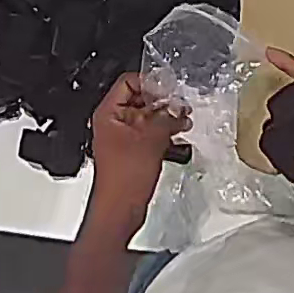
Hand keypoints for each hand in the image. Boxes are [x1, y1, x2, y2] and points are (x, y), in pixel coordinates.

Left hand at [86, 73, 189, 234]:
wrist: (120, 210)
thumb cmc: (124, 178)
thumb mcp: (150, 140)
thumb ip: (166, 118)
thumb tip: (177, 106)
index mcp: (109, 113)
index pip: (128, 82)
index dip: (149, 83)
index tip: (169, 88)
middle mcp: (114, 122)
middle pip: (139, 98)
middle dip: (162, 101)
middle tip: (181, 104)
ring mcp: (123, 137)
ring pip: (146, 116)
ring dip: (165, 116)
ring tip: (184, 119)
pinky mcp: (132, 151)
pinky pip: (149, 133)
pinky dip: (163, 131)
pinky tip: (179, 134)